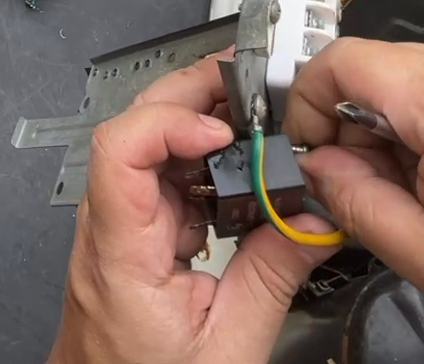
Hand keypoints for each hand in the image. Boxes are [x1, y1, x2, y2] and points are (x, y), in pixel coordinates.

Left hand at [49, 56, 339, 363]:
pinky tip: (237, 163)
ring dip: (199, 120)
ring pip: (151, 141)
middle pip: (136, 126)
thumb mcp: (229, 347)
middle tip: (247, 85)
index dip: (168, 122)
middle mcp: (109, 220)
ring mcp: (119, 218)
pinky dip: (202, 157)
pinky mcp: (136, 226)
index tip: (220, 131)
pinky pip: (165, 172)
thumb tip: (314, 219)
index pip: (118, 150)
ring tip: (251, 117)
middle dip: (191, 95)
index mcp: (119, 248)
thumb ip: (271, 278)